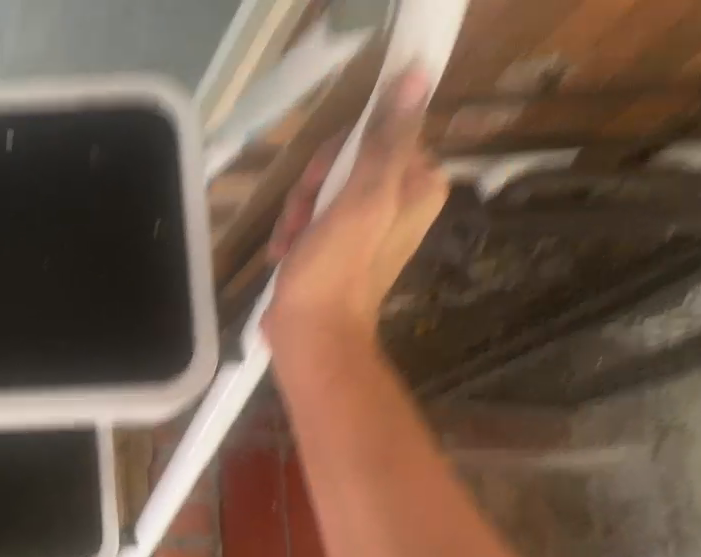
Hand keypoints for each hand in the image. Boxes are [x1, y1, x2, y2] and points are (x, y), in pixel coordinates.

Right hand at [263, 69, 446, 345]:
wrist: (311, 335)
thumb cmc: (336, 271)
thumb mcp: (361, 199)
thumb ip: (386, 139)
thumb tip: (416, 76)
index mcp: (417, 184)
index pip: (379, 135)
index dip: (339, 154)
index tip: (319, 181)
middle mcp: (398, 202)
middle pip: (345, 165)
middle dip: (311, 190)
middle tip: (300, 218)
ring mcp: (366, 230)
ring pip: (322, 195)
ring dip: (295, 216)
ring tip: (289, 244)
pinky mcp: (337, 252)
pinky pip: (312, 224)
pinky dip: (292, 237)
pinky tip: (284, 256)